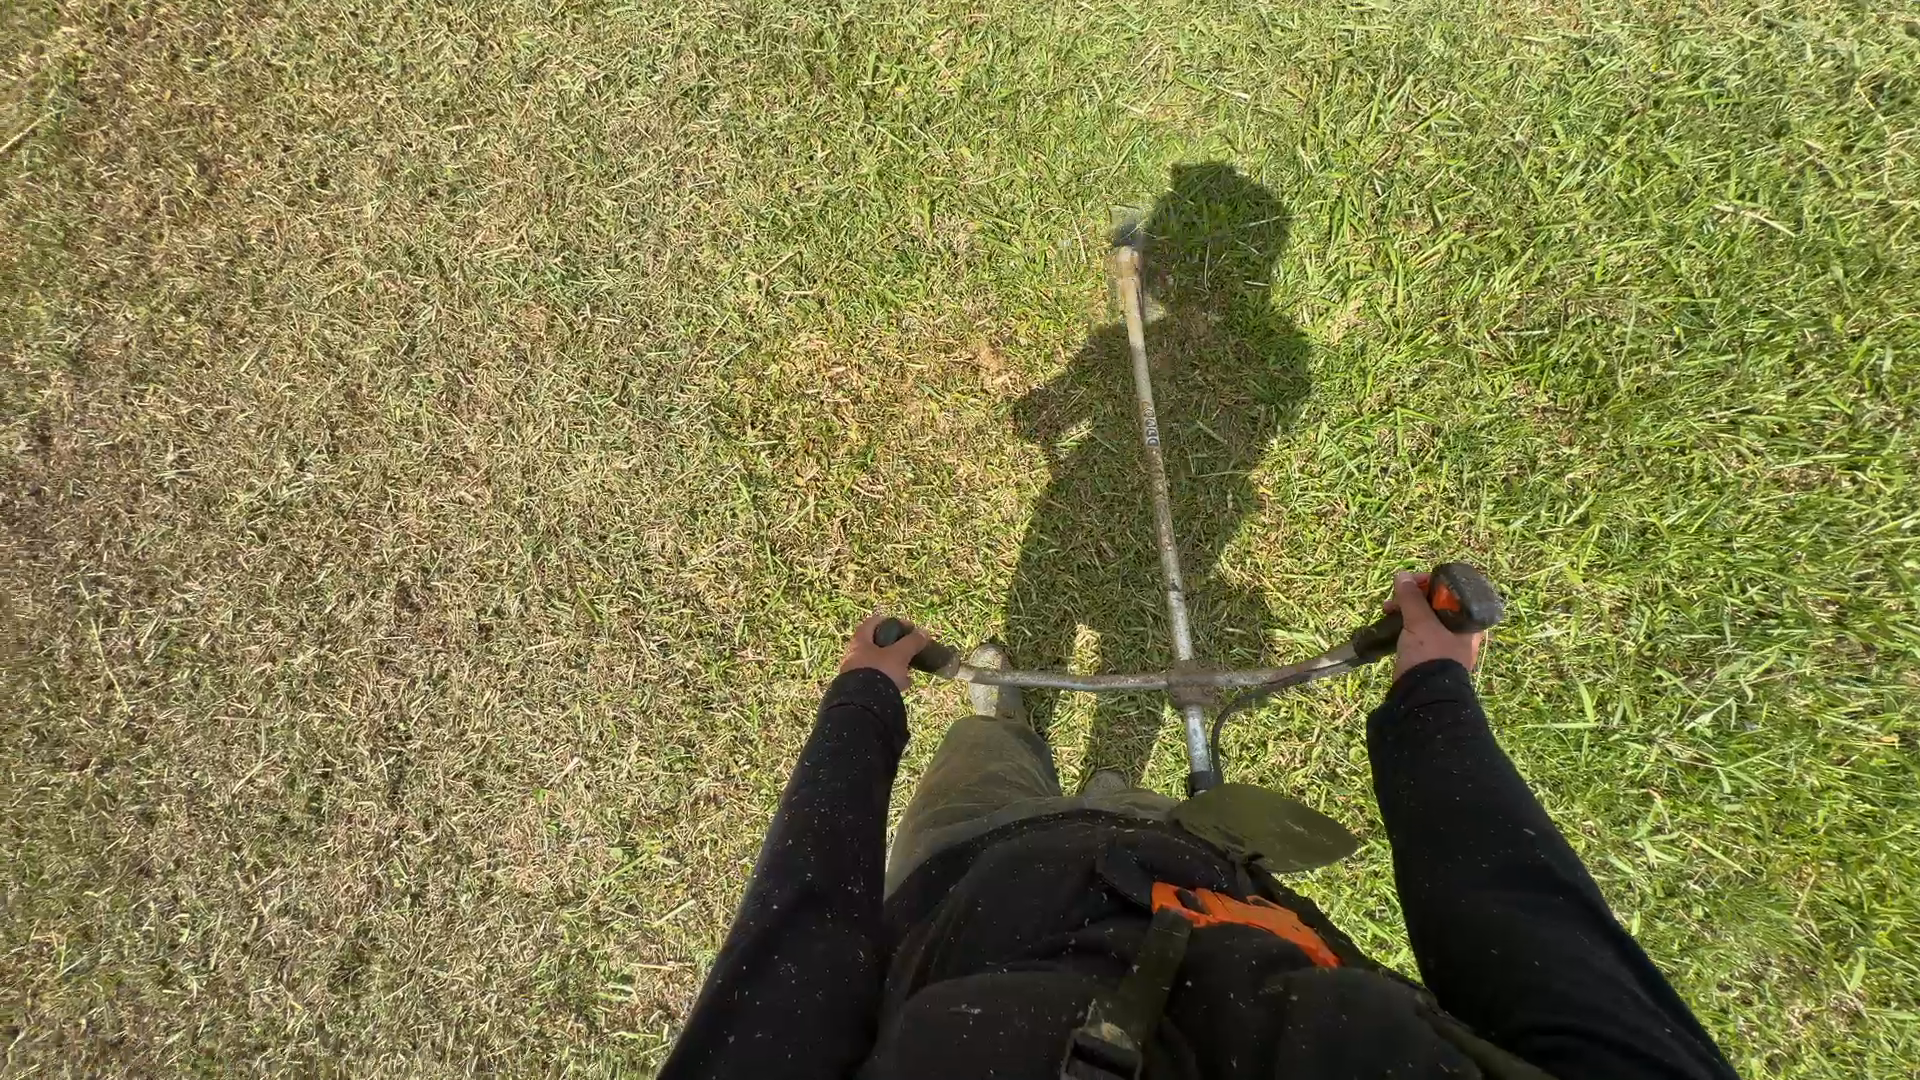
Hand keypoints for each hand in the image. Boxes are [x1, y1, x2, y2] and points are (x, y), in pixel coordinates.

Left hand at [838, 613, 931, 690]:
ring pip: (877, 664)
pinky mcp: (859, 690)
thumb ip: (911, 643)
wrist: (864, 706)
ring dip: (893, 665)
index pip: (872, 623)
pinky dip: (889, 680)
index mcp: (859, 642)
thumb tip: (923, 634)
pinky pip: (876, 680)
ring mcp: (854, 674)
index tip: (906, 627)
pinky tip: (902, 685)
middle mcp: (853, 656)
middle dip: (894, 647)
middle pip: (875, 645)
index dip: (890, 621)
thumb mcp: (899, 655)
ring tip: (908, 670)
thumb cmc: (880, 672)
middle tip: (908, 650)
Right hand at [1384, 571, 1484, 680]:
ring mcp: (1443, 641)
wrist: (1424, 693)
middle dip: (1412, 595)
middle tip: (1395, 597)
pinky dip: (1403, 622)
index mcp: (1468, 621)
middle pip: (1435, 602)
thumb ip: (1411, 598)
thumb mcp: (1421, 623)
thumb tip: (1401, 575)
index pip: (1452, 591)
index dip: (1431, 583)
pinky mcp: (1428, 651)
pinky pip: (1416, 628)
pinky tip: (1390, 621)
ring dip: (1404, 608)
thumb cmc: (1430, 654)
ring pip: (1423, 615)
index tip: (1411, 582)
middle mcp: (1459, 629)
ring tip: (1386, 609)